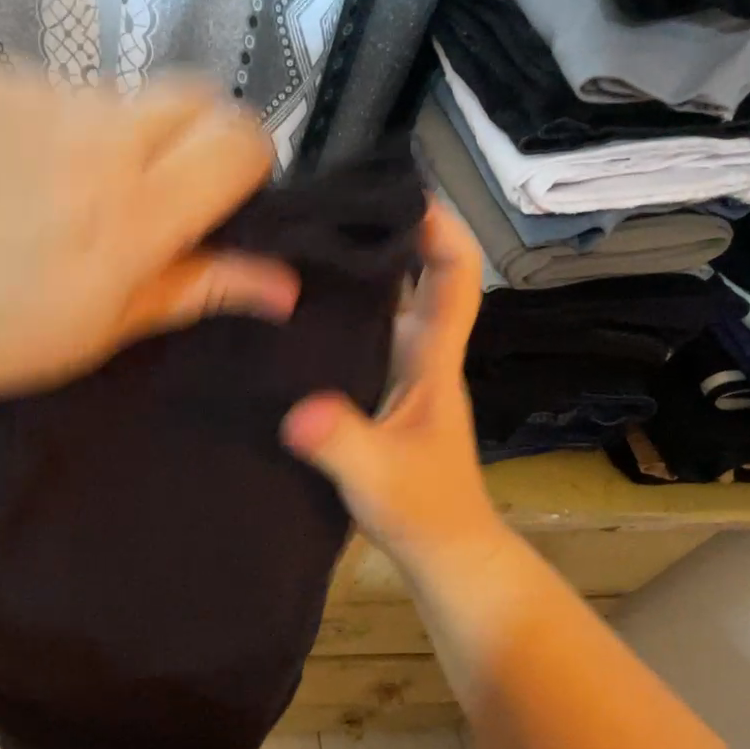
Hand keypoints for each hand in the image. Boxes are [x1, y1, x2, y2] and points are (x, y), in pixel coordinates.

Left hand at [0, 74, 296, 417]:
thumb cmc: (3, 339)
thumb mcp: (109, 328)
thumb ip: (198, 288)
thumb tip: (283, 286)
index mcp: (131, 216)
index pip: (238, 140)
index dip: (242, 166)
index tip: (216, 198)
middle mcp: (91, 140)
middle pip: (193, 96)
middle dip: (192, 140)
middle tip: (148, 195)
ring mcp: (33, 99)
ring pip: (121, 96)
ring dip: (117, 136)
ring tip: (63, 193)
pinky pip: (56, 89)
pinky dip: (56, 127)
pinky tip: (17, 175)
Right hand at [280, 204, 505, 573]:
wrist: (444, 554)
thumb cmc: (424, 514)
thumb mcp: (378, 477)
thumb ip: (342, 443)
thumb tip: (296, 412)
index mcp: (432, 364)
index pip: (453, 282)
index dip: (441, 233)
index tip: (405, 194)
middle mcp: (421, 360)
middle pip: (417, 282)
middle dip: (387, 241)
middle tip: (329, 215)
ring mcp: (403, 382)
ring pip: (389, 312)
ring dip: (362, 279)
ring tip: (304, 253)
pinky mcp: (383, 403)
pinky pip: (365, 344)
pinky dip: (342, 322)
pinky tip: (297, 322)